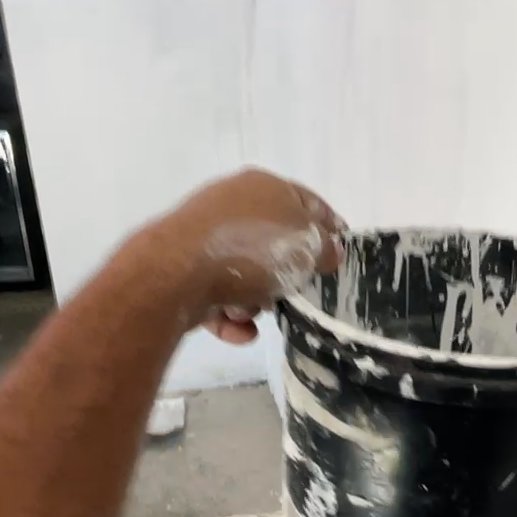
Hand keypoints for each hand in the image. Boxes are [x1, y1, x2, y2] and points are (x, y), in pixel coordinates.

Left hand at [144, 169, 345, 343]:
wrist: (175, 274)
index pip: (307, 202)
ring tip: (253, 312)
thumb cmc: (251, 251)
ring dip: (256, 300)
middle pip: (273, 243)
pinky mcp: (182, 271)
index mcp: (263, 186)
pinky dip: (232, 317)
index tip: (341, 252)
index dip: (328, 226)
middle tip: (296, 293)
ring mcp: (204, 238)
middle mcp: (231, 205)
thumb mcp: (305, 247)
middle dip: (286, 275)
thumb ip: (325, 248)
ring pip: (245, 274)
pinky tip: (240, 330)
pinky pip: (218, 297)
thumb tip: (331, 249)